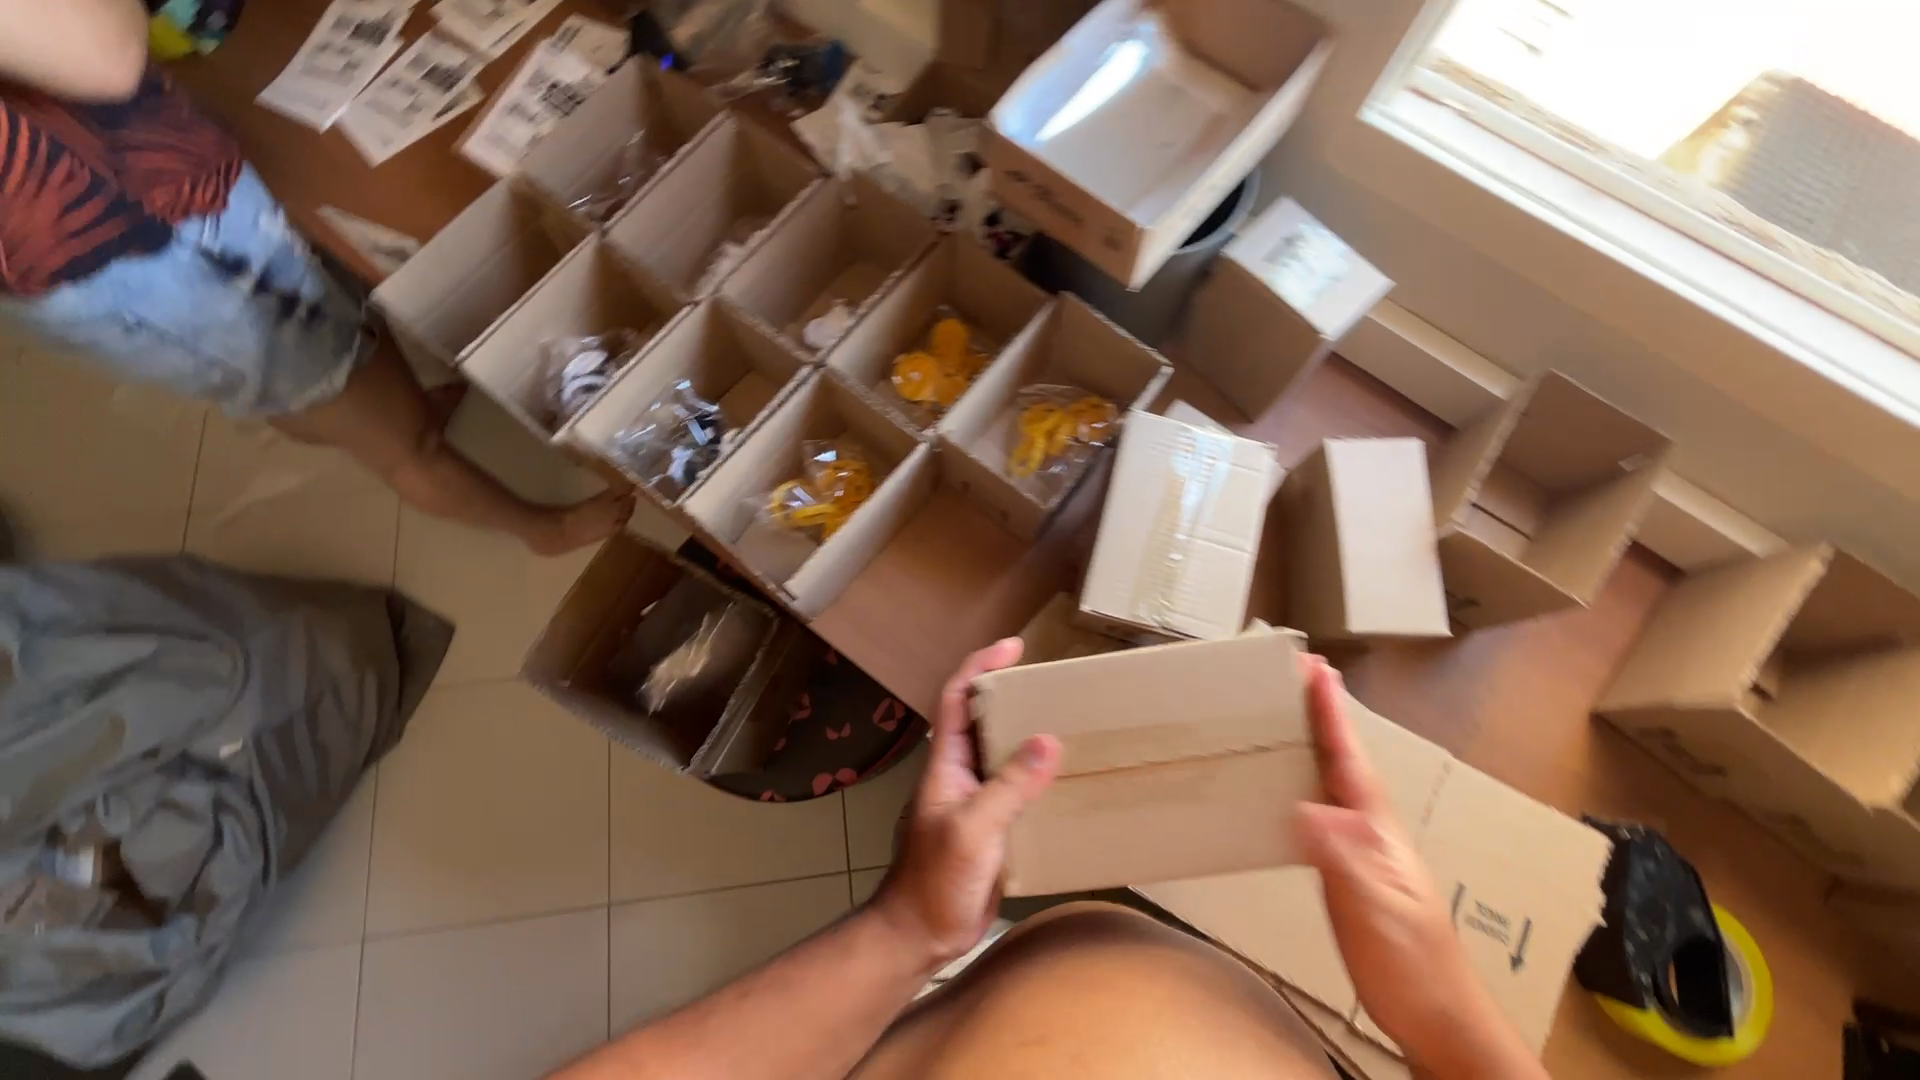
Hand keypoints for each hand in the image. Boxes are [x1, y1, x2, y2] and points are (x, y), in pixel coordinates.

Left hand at [869, 638, 1060, 971]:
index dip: (980, 667)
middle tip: (1051, 682)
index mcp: (946, 763)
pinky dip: (1038, 774)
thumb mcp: (974, 828)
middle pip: (983, 719)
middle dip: (1011, 694)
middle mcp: (960, 773)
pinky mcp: (991, 826)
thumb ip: (1009, 786)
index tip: (1012, 646)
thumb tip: (1048, 740)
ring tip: (1066, 720)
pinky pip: (1017, 788)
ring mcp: (975, 799)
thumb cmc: (936, 879)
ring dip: (1027, 734)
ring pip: (1002, 753)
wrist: (923, 933)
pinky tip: (1065, 777)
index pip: (956, 699)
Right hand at [1293, 658, 1482, 1066]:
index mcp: (1375, 827)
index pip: (1350, 757)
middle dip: (1321, 712)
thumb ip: (1346, 859)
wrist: (1441, 1019)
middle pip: (1342, 756)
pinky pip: (1321, 807)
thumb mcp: (1375, 911)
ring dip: (1315, 741)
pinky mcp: (1350, 868)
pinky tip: (1290, 786)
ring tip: (1290, 714)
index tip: (1314, 668)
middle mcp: (1370, 827)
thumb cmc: (1411, 965)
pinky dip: (1305, 780)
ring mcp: (1363, 848)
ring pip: (1332, 778)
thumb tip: (1306, 809)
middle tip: (1296, 674)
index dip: (1331, 712)